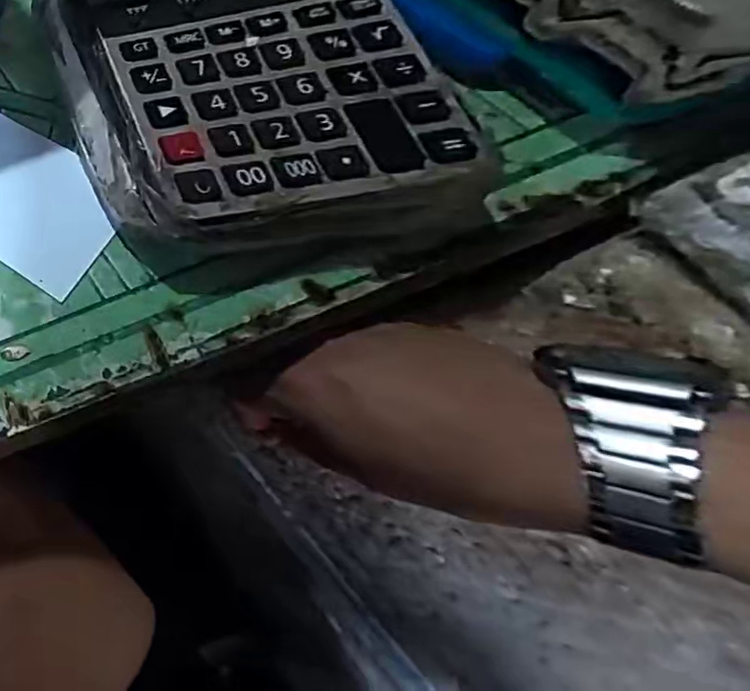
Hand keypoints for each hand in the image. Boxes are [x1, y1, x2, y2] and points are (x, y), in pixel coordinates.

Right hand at [237, 323, 589, 532]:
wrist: (552, 441)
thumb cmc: (452, 471)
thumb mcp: (367, 472)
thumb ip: (309, 443)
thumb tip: (283, 426)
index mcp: (304, 383)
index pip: (243, 385)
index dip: (250, 409)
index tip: (268, 428)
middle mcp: (318, 345)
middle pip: (275, 359)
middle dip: (281, 386)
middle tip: (308, 416)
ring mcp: (359, 329)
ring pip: (315, 346)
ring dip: (319, 371)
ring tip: (353, 399)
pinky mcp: (398, 323)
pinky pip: (356, 341)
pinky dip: (357, 361)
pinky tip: (390, 384)